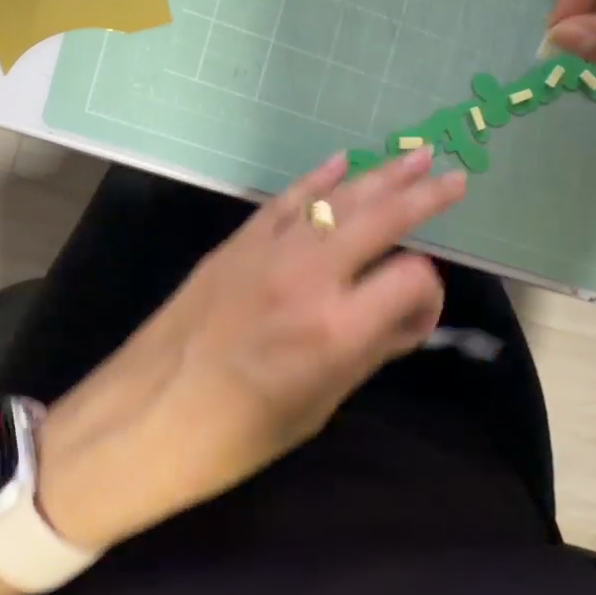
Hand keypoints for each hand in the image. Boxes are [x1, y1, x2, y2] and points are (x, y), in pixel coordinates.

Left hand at [36, 148, 465, 548]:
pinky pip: (284, 201)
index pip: (411, 280)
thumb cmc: (233, 438)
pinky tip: (341, 163)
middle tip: (456, 179)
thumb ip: (366, 353)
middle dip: (424, 196)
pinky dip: (316, 181)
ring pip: (335, 199)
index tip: (418, 317)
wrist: (139, 421)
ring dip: (380, 176)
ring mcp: (266, 254)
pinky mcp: (233, 246)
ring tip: (417, 156)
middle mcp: (307, 277)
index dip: (429, 295)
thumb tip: (403, 320)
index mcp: (335, 329)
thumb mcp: (315, 408)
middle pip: (381, 218)